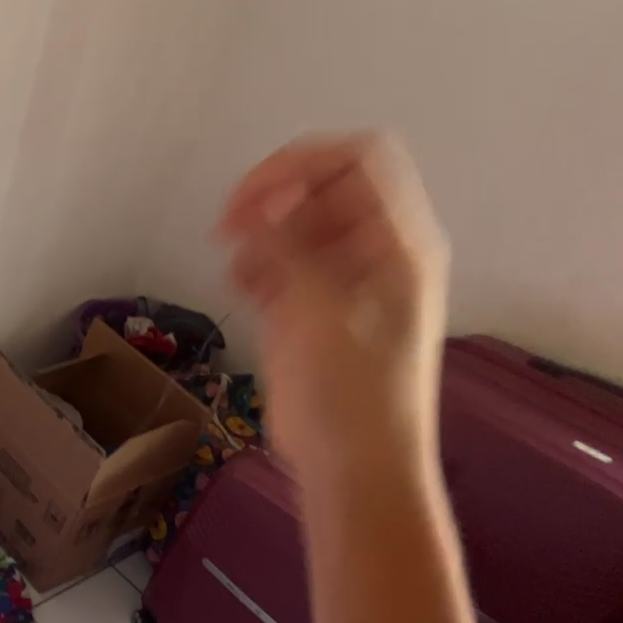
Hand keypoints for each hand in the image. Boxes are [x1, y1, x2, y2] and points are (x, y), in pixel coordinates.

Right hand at [217, 132, 449, 474]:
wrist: (352, 461)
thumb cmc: (352, 390)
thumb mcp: (322, 311)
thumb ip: (290, 249)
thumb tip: (256, 202)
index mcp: (395, 242)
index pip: (357, 161)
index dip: (300, 162)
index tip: (248, 196)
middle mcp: (369, 252)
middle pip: (319, 188)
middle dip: (270, 198)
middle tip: (227, 229)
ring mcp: (336, 281)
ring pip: (292, 226)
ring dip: (256, 236)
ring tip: (238, 270)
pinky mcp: (306, 309)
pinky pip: (277, 265)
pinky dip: (253, 267)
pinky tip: (243, 291)